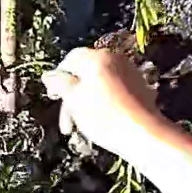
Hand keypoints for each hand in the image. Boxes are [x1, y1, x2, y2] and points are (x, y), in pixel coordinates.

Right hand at [41, 47, 168, 159]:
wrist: (143, 134)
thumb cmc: (104, 116)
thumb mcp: (74, 100)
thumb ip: (59, 84)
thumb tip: (48, 74)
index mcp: (97, 57)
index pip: (71, 58)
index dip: (58, 76)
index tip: (54, 97)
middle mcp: (115, 59)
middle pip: (86, 72)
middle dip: (73, 95)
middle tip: (67, 118)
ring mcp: (130, 73)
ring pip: (100, 84)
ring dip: (87, 101)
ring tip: (83, 124)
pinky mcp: (140, 89)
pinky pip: (114, 91)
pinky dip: (104, 103)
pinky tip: (102, 121)